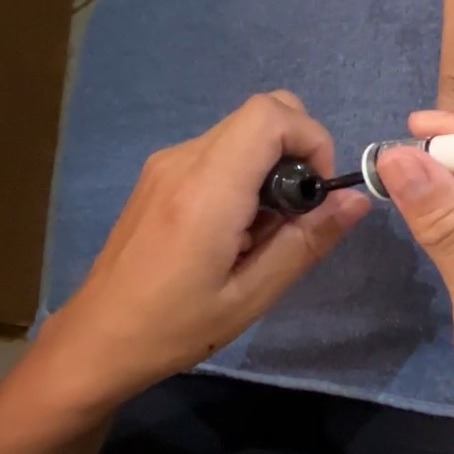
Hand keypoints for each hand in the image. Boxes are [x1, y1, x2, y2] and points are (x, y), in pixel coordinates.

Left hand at [39, 92, 369, 408]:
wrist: (98, 339)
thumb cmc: (176, 328)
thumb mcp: (253, 295)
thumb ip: (307, 241)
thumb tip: (355, 200)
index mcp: (206, 190)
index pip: (271, 115)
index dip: (311, 140)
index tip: (317, 194)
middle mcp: (182, 160)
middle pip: (260, 114)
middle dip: (297, 153)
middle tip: (295, 215)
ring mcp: (165, 163)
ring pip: (242, 133)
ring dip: (271, 169)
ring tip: (261, 234)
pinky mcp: (158, 174)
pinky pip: (220, 152)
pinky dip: (246, 177)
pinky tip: (235, 231)